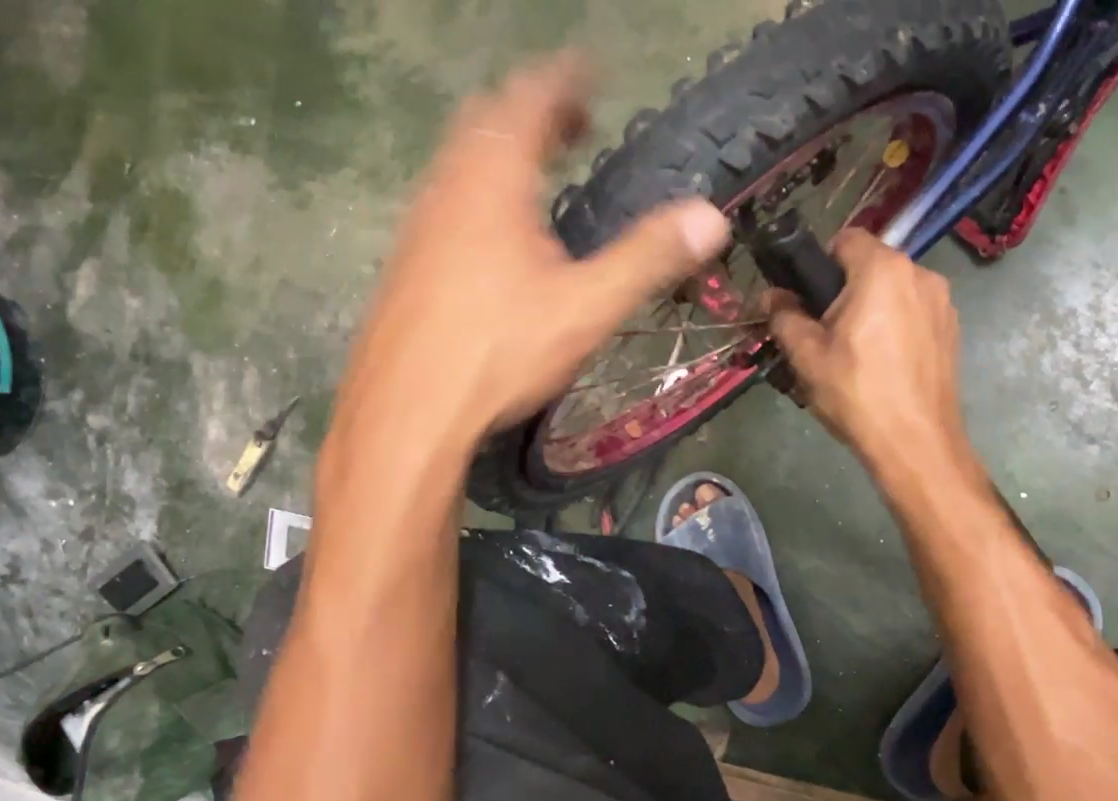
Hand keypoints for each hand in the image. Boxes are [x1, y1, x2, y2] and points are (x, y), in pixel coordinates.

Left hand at [324, 54, 731, 480]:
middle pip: (489, 117)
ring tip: (541, 174)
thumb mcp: (587, 308)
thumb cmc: (499, 354)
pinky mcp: (405, 257)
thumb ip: (648, 258)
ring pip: (460, 157)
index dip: (566, 79)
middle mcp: (448, 183)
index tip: (595, 73)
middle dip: (534, 109)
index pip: (533, 97)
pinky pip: (445, 195)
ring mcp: (419, 219)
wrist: (407, 410)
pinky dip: (478, 187)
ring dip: (502, 149)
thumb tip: (712, 218)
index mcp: (496, 180)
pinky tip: (496, 236)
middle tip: (574, 126)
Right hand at [764, 230, 968, 474]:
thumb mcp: (807, 356)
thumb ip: (785, 316)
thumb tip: (771, 296)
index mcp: (883, 269)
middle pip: (871, 266)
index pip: (845, 239)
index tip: (807, 300)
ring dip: (871, 310)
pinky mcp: (952, 331)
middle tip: (823, 334)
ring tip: (853, 355)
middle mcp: (920, 273)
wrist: (915, 442)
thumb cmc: (857, 393)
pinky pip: (914, 315)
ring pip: (894, 292)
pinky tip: (883, 366)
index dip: (820, 264)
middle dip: (845, 291)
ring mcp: (942, 303)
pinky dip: (895, 329)